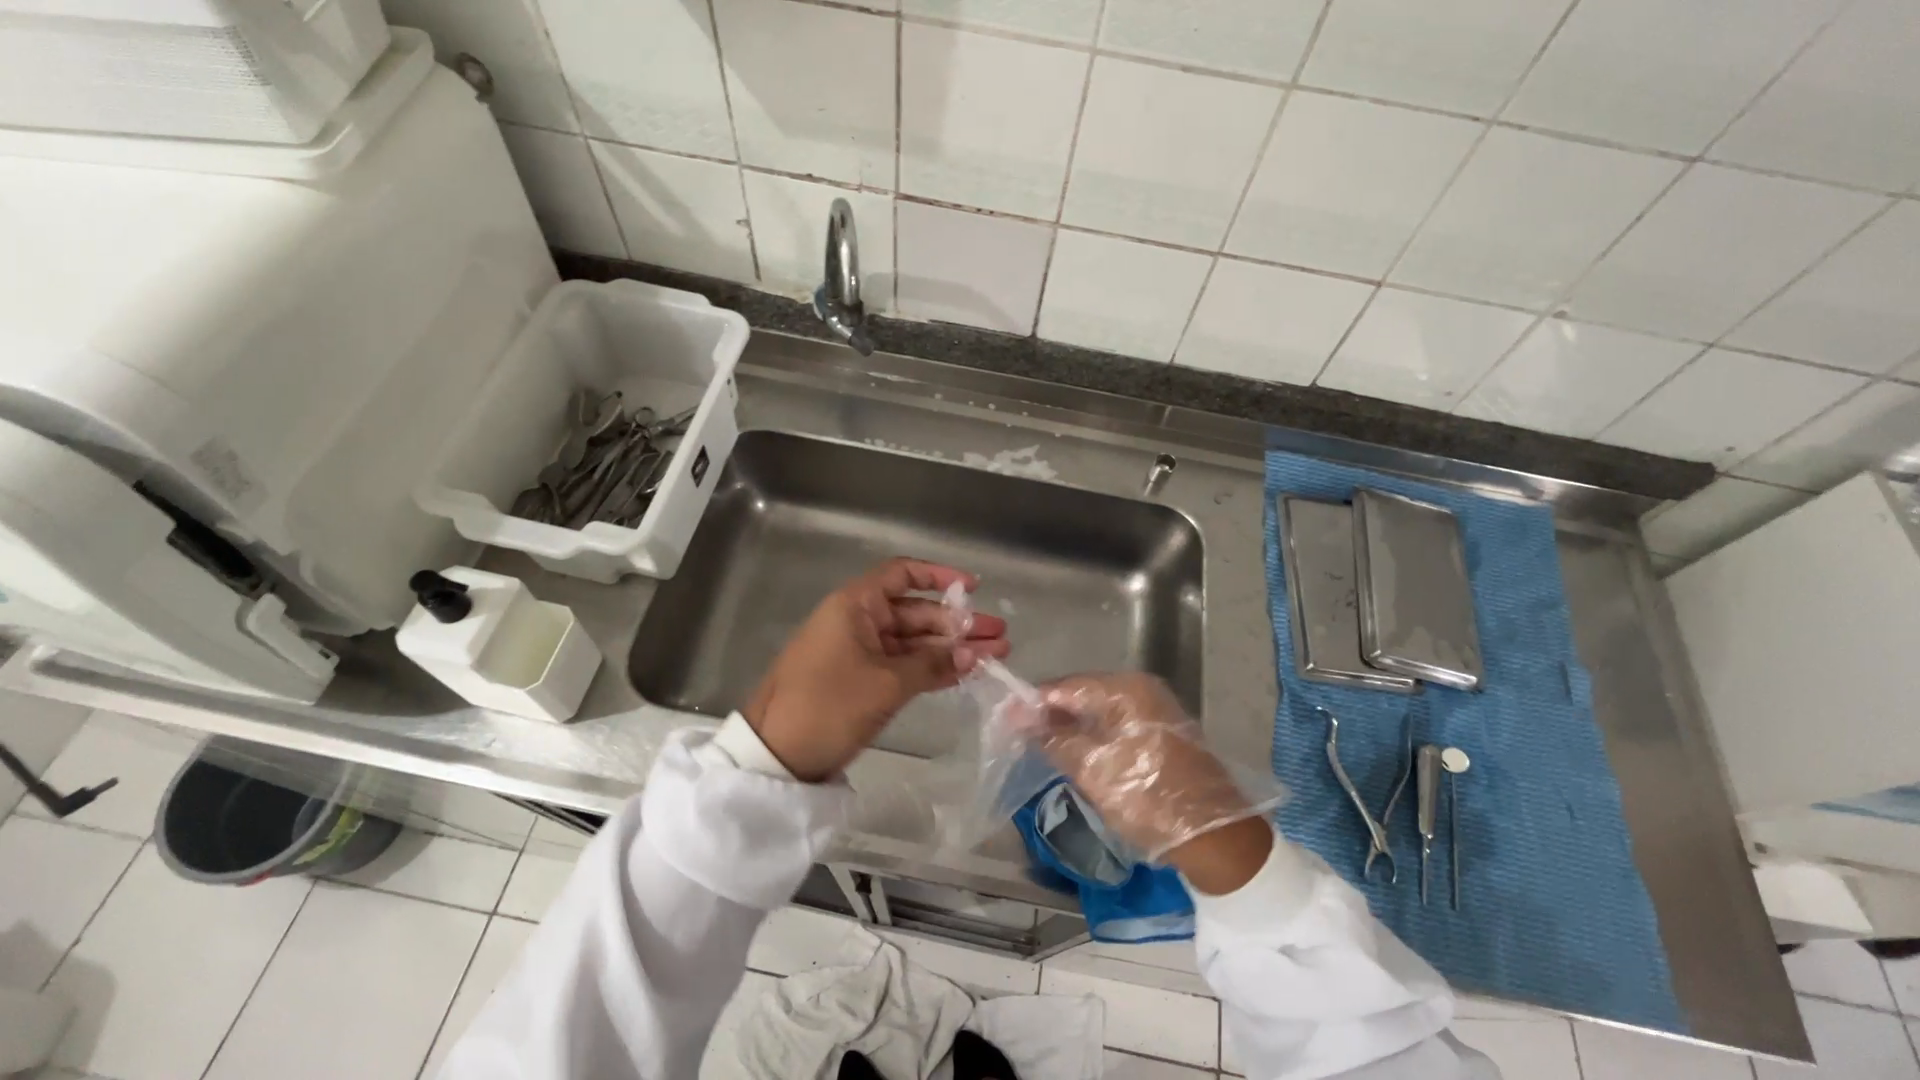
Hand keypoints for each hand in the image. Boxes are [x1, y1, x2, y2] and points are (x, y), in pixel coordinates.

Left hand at [743, 558, 1010, 781]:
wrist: (777, 756)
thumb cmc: (828, 706)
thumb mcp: (885, 684)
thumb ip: (933, 665)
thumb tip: (974, 653)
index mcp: (855, 606)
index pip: (902, 574)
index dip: (939, 576)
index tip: (975, 589)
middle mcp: (858, 621)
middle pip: (915, 611)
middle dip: (957, 623)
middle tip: (1000, 637)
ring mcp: (859, 652)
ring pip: (913, 641)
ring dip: (950, 648)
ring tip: (995, 656)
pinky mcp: (861, 681)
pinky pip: (903, 665)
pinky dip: (931, 668)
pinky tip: (965, 673)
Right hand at [1025, 673, 1271, 892]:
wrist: (1214, 838)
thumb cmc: (1149, 799)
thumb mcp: (1093, 770)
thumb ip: (1053, 738)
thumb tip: (1018, 717)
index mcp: (1127, 690)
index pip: (1067, 685)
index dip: (1033, 702)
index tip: (1004, 719)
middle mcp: (1142, 690)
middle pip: (1083, 694)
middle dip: (1050, 714)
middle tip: (1018, 735)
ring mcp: (1155, 711)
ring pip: (1098, 711)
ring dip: (1070, 727)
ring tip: (1039, 746)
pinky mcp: (1160, 733)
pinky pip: (1115, 724)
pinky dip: (1092, 736)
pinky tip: (1074, 753)